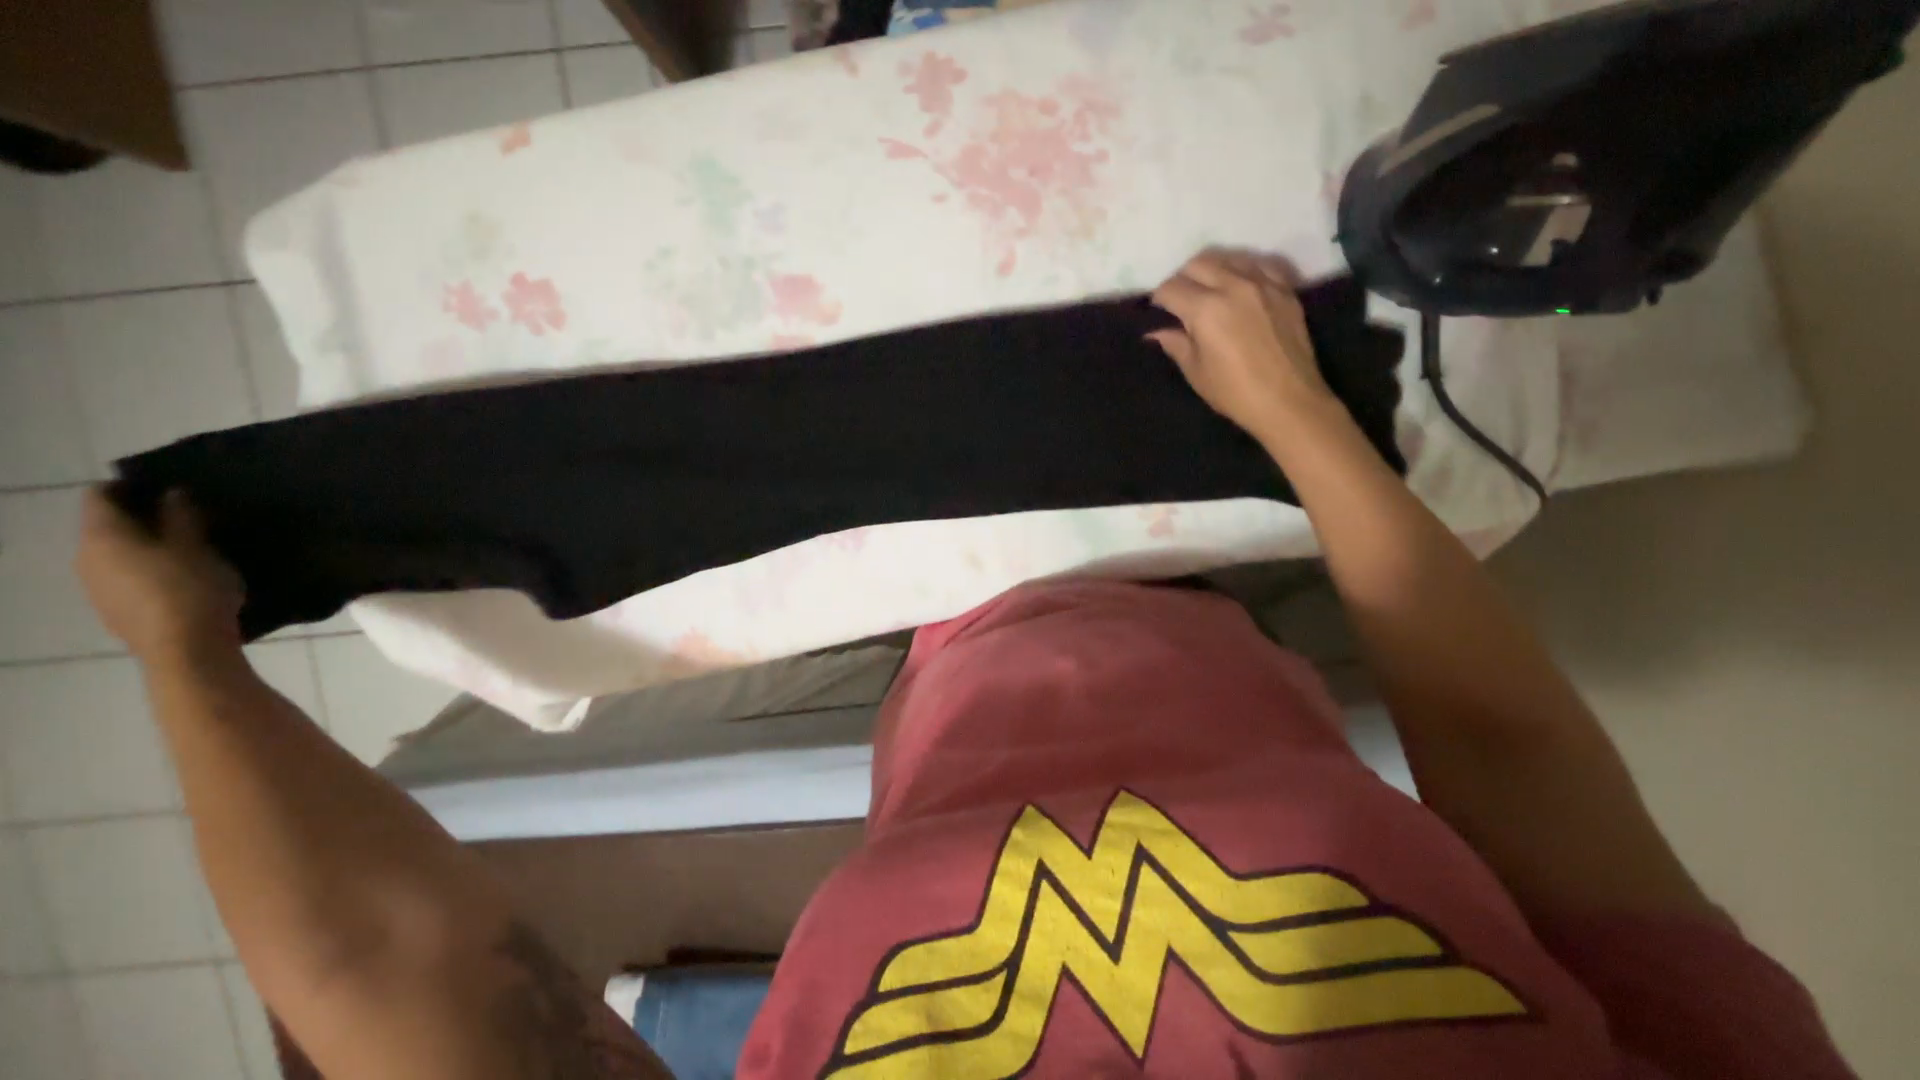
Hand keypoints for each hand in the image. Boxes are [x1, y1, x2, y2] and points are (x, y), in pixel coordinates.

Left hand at [75, 488, 243, 662]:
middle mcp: (86, 558)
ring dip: (146, 547)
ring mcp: (96, 589)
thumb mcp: (196, 545)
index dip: (128, 486)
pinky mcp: (115, 612)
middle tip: (185, 518)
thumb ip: (181, 516)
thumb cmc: (190, 588)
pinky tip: (182, 582)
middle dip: (140, 519)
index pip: (98, 495)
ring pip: (116, 555)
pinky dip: (148, 572)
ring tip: (189, 551)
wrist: (186, 652)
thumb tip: (172, 494)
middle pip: (105, 526)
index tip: (165, 487)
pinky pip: (126, 580)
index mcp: (102, 535)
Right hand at [1149, 250, 1335, 443]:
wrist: (1289, 402)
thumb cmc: (1236, 393)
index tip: (1160, 311)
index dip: (1159, 299)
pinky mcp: (1285, 289)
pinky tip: (1242, 283)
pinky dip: (1245, 268)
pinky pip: (1260, 263)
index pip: (1170, 288)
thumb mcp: (1197, 373)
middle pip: (1197, 264)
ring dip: (1212, 268)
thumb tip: (1157, 332)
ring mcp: (1262, 284)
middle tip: (1181, 299)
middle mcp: (1232, 286)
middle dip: (1182, 279)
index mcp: (1205, 309)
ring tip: (1210, 288)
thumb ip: (1176, 344)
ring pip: (1228, 257)